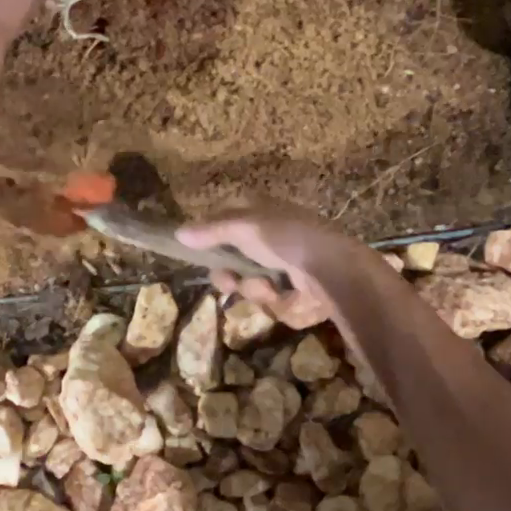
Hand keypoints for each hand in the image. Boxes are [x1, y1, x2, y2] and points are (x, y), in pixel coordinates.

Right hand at [177, 206, 365, 329]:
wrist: (332, 268)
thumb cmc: (287, 237)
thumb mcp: (244, 227)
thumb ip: (210, 231)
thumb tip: (178, 233)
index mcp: (260, 212)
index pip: (224, 220)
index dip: (209, 236)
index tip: (197, 251)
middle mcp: (270, 235)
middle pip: (233, 259)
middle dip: (228, 274)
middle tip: (228, 282)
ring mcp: (283, 263)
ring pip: (249, 282)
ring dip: (253, 287)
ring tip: (267, 287)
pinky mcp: (294, 289)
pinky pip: (270, 297)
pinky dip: (274, 298)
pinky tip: (283, 294)